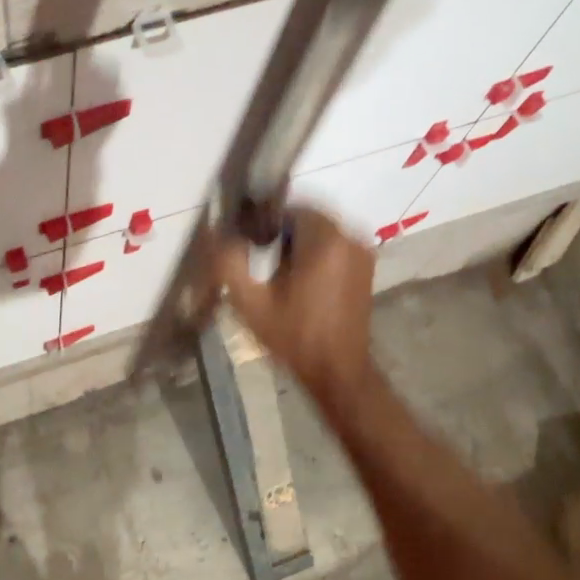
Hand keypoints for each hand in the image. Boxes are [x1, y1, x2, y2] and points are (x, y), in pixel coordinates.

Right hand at [214, 206, 378, 414]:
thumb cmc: (294, 338)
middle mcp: (350, 236)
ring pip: (320, 234)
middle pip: (306, 219)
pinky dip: (314, 258)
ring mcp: (362, 252)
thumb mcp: (251, 304)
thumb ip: (229, 263)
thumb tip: (214, 233)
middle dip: (280, 235)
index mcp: (325, 239)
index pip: (289, 207)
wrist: (337, 372)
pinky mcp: (365, 269)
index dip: (263, 222)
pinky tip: (297, 285)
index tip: (246, 244)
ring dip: (297, 247)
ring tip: (275, 277)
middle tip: (258, 264)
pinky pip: (333, 249)